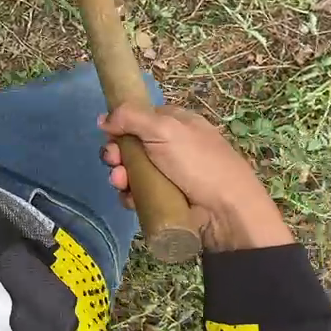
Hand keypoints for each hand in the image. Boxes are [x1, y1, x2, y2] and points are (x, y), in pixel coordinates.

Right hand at [98, 102, 293, 253]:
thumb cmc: (198, 163)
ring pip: (130, 170)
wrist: (227, 213)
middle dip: (116, 154)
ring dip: (119, 175)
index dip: (121, 125)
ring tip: (121, 183)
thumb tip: (102, 120)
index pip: (139, 117)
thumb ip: (130, 117)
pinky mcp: (165, 197)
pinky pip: (137, 192)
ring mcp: (168, 173)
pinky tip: (130, 198)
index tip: (110, 135)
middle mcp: (171, 146)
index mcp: (176, 123)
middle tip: (114, 162)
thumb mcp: (165, 129)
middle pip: (130, 145)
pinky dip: (129, 195)